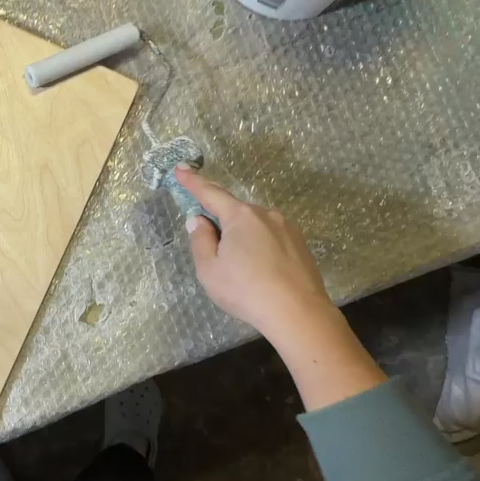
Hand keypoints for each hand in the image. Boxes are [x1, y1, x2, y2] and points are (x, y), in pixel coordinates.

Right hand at [174, 168, 386, 410]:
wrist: (297, 312)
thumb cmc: (245, 290)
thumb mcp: (209, 269)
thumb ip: (200, 240)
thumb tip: (199, 220)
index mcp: (240, 216)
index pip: (210, 194)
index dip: (193, 182)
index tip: (180, 168)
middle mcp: (265, 214)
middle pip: (234, 212)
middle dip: (220, 224)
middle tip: (212, 253)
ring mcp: (286, 228)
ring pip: (254, 227)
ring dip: (241, 240)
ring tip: (239, 271)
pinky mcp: (299, 244)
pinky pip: (270, 239)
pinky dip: (259, 249)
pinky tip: (259, 273)